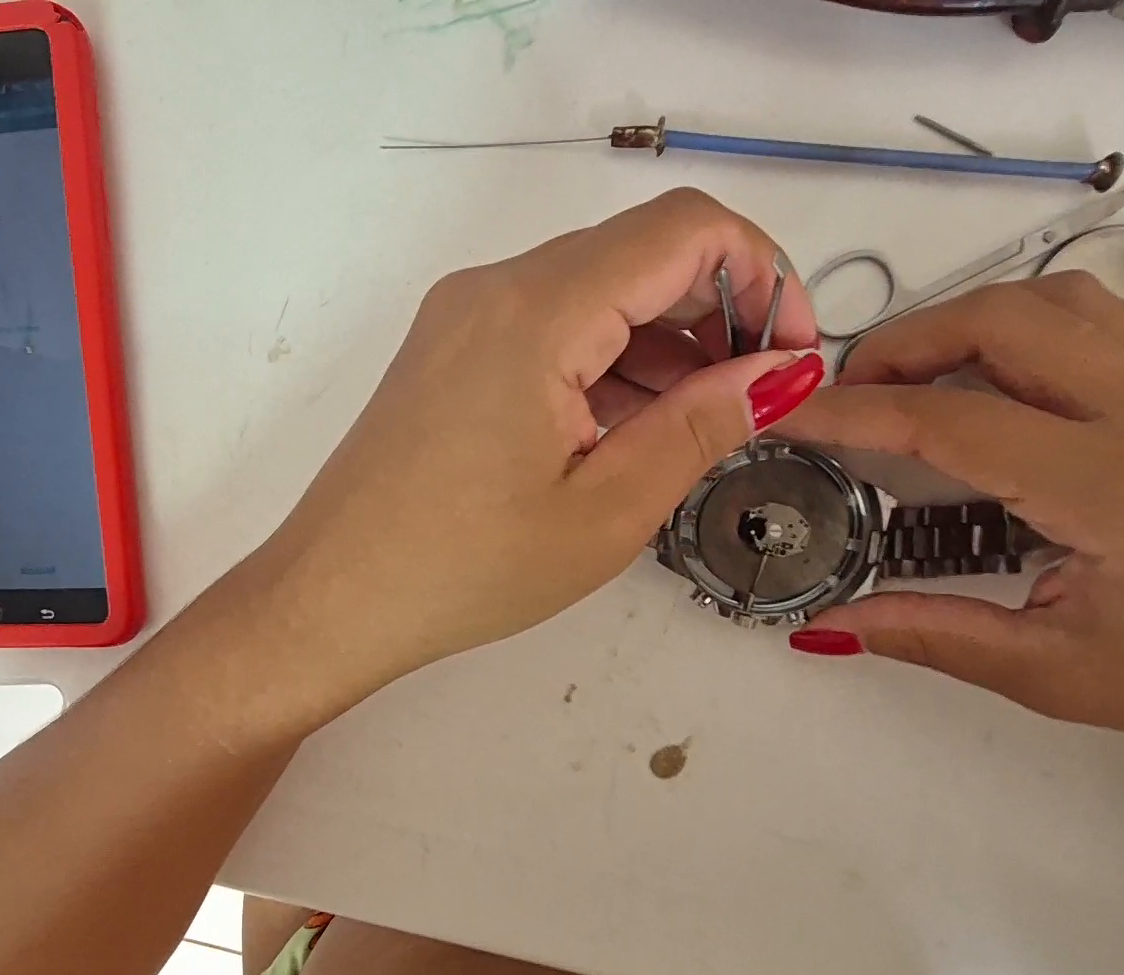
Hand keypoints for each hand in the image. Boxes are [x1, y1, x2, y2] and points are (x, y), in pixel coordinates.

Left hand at [242, 189, 822, 692]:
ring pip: (590, 292)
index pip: (683, 228)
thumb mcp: (606, 510)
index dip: (762, 273)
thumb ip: (702, 425)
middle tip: (750, 399)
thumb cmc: (466, 570)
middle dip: (715, 311)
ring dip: (658, 342)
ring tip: (690, 427)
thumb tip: (783, 370)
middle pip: (636, 253)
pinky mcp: (444, 352)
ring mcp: (459, 317)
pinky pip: (543, 327)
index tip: (790, 354)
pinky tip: (622, 427)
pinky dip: (599, 360)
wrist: (333, 598)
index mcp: (537, 311)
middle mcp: (492, 289)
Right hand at [777, 273, 1123, 781]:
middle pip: (999, 322)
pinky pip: (1098, 316)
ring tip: (907, 377)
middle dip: (898, 345)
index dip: (850, 412)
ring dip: (960, 321)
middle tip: (841, 396)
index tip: (782, 413)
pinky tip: (992, 374)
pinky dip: (1022, 321)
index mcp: (1112, 487)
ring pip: (1053, 300)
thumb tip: (824, 625)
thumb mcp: (1055, 673)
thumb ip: (928, 633)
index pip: (948, 419)